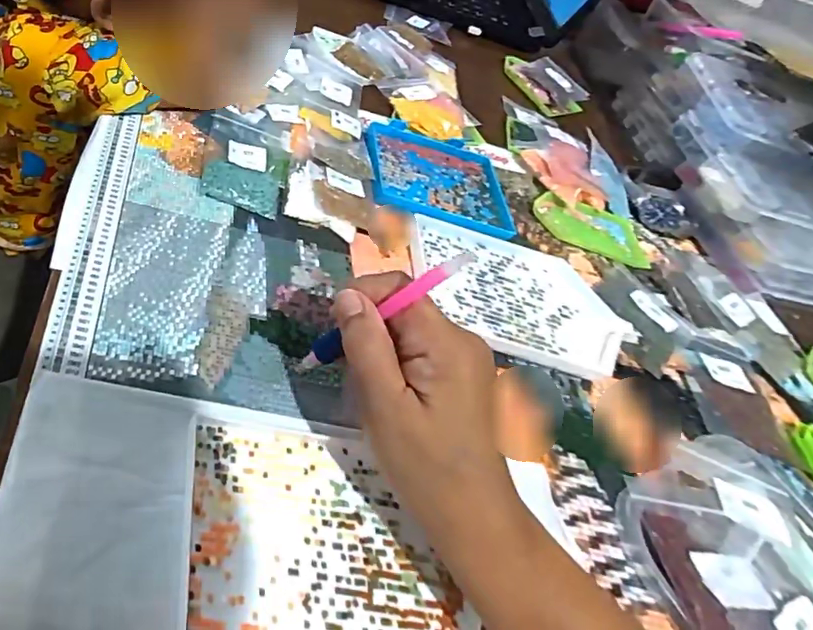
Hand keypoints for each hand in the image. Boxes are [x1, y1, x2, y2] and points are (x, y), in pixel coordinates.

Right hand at [333, 272, 507, 530]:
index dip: (362, 294)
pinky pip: (419, 351)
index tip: (335, 327)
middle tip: (345, 366)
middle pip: (402, 308)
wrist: (477, 524)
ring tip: (368, 390)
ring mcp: (466, 360)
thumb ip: (365, 343)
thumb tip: (347, 295)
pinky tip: (389, 399)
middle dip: (367, 327)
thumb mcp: (383, 404)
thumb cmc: (426, 466)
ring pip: (407, 330)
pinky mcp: (462, 378)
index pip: (399, 287)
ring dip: (378, 348)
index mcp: (447, 342)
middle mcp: (462, 341)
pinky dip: (395, 364)